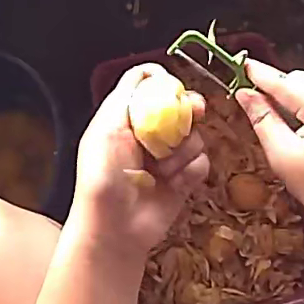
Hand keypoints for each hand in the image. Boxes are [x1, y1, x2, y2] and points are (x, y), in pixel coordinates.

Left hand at [69, 64, 209, 257]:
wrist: (115, 231)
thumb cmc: (101, 181)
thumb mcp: (106, 130)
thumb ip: (125, 97)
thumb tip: (148, 71)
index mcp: (126, 118)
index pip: (149, 86)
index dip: (164, 83)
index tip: (173, 89)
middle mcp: (149, 133)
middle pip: (180, 107)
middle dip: (188, 111)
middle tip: (193, 114)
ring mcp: (168, 156)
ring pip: (195, 135)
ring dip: (182, 152)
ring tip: (163, 169)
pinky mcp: (183, 178)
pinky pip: (202, 161)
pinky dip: (190, 171)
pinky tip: (174, 183)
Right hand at [234, 59, 303, 234]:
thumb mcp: (284, 156)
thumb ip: (263, 119)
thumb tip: (244, 94)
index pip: (285, 83)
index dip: (260, 74)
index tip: (240, 65)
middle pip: (300, 78)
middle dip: (276, 85)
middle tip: (252, 95)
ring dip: (291, 92)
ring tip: (271, 108)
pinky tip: (294, 117)